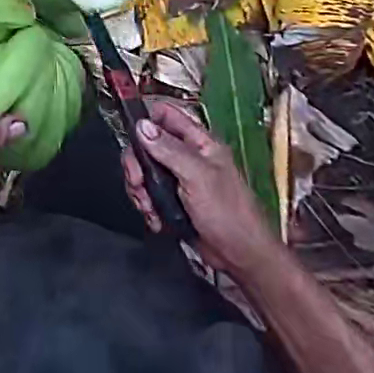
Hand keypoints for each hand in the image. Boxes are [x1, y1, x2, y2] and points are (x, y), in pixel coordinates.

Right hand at [122, 100, 279, 273]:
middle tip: (138, 182)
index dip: (146, 118)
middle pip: (146, 144)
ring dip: (139, 188)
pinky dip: (145, 204)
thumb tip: (142, 125)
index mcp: (199, 143)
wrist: (240, 257)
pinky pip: (147, 192)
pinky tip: (154, 217)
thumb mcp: (198, 176)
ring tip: (148, 206)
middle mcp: (187, 156)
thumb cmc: (229, 214)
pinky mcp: (172, 199)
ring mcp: (178, 178)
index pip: (166, 115)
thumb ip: (169, 149)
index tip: (132, 135)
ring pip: (143, 170)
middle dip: (137, 164)